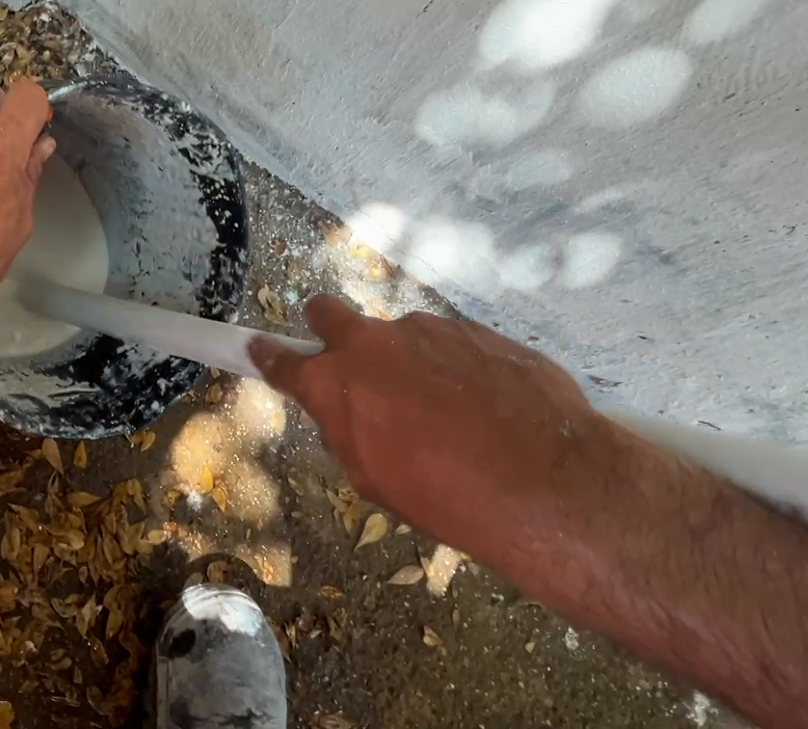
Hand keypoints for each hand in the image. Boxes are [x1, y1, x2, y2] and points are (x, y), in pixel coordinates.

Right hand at [249, 296, 615, 561]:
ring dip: (409, 361)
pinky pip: (451, 343)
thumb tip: (345, 412)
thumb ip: (345, 431)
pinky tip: (488, 405)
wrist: (549, 484)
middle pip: (324, 310)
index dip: (265, 354)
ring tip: (452, 410)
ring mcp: (424, 329)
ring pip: (400, 335)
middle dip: (328, 328)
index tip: (257, 347)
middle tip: (356, 364)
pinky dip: (457, 367)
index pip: (278, 358)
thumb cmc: (446, 497)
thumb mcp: (373, 480)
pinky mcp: (475, 329)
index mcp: (333, 383)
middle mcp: (370, 343)